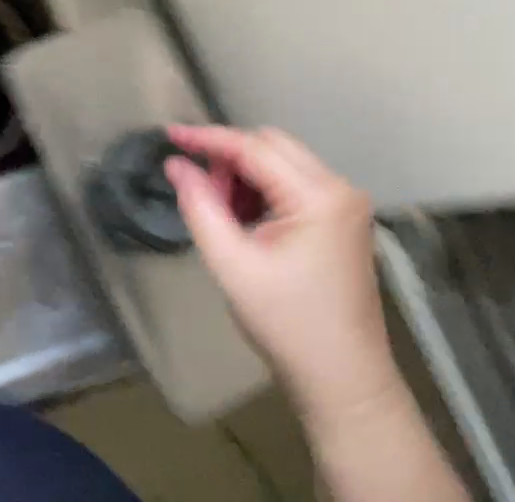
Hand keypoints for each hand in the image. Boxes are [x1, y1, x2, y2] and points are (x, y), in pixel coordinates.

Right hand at [164, 126, 400, 422]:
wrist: (342, 378)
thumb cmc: (286, 322)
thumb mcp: (231, 263)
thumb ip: (199, 205)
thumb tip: (175, 164)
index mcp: (319, 196)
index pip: (253, 147)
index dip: (207, 138)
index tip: (169, 136)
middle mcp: (340, 189)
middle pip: (272, 145)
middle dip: (228, 157)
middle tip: (199, 189)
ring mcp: (346, 204)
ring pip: (282, 161)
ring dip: (245, 173)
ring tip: (222, 213)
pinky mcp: (343, 219)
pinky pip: (294, 183)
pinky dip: (263, 189)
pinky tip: (245, 220)